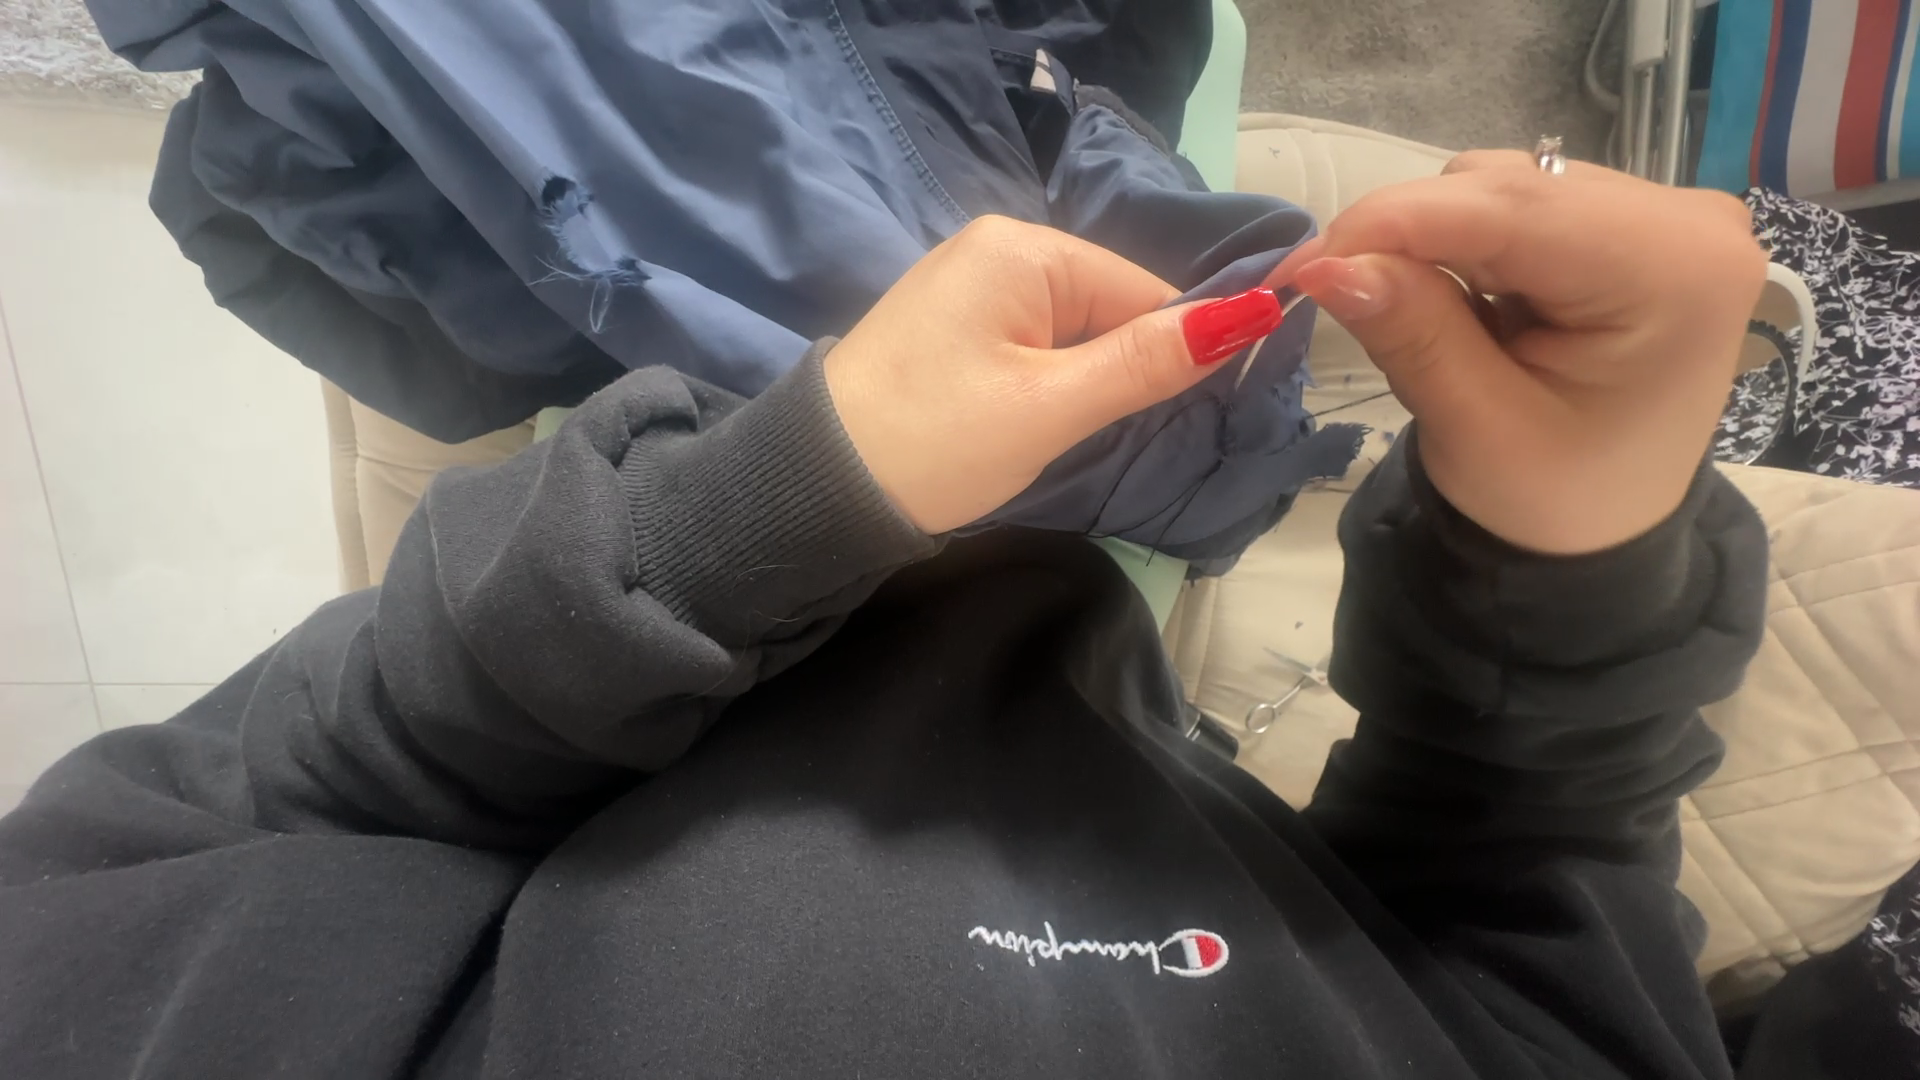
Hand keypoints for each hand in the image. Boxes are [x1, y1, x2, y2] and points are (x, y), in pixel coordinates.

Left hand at [825, 216, 1284, 533]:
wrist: (820, 487)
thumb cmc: (939, 442)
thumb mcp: (1050, 405)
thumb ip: (1146, 361)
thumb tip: (1252, 313)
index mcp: (1021, 249)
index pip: (1140, 289)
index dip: (1173, 350)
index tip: (1181, 414)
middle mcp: (992, 251)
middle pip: (1102, 307)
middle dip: (1116, 370)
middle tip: (1094, 433)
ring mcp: (965, 290)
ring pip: (1065, 332)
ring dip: (1079, 382)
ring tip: (1056, 432)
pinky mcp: (949, 330)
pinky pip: (1025, 345)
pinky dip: (1042, 383)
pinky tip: (1024, 418)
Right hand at [1276, 154, 1768, 554]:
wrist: (1598, 524)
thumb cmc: (1546, 494)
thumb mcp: (1472, 426)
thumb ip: (1409, 333)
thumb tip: (1326, 267)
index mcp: (1670, 274)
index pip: (1508, 209)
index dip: (1389, 224)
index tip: (1298, 268)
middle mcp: (1679, 220)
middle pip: (1502, 186)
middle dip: (1398, 232)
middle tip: (1326, 291)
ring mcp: (1653, 217)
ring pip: (1495, 187)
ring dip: (1421, 239)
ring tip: (1397, 308)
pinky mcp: (1619, 227)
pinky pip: (1507, 208)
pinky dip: (1447, 245)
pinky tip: (1441, 297)